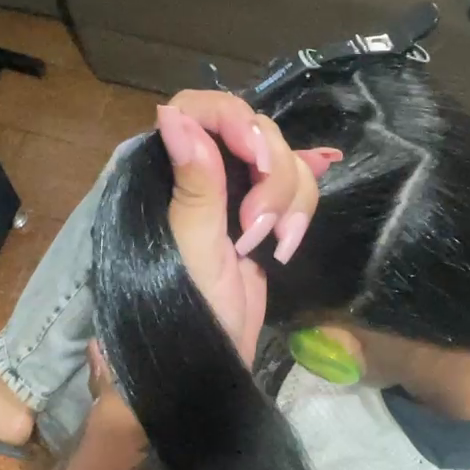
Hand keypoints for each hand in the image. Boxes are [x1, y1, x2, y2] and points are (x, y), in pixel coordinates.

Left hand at [154, 92, 334, 363]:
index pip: (200, 109)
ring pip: (284, 161)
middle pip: (255, 132)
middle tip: (257, 229)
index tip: (257, 161)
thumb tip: (172, 114)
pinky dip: (301, 208)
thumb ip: (193, 183)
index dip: (237, 122)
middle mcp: (201, 174)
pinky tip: (292, 234)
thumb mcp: (192, 246)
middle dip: (272, 178)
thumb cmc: (187, 307)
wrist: (210, 360)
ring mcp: (234, 195)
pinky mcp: (261, 216)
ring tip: (274, 246)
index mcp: (169, 173)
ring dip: (289, 202)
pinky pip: (296, 189)